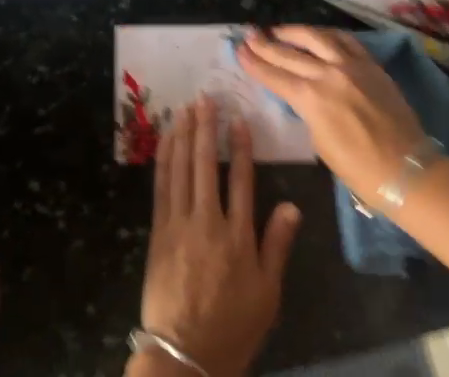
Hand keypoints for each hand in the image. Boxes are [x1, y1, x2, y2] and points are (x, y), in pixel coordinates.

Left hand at [138, 96, 299, 376]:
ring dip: (183, 136)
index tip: (239, 119)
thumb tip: (291, 204)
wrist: (184, 351)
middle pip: (205, 165)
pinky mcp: (157, 232)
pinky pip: (160, 187)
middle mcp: (207, 222)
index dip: (240, 147)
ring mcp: (178, 224)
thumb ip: (277, 245)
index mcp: (238, 236)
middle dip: (206, 129)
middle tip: (206, 98)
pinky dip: (163, 160)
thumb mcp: (267, 292)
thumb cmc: (233, 324)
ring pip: (180, 169)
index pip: (240, 180)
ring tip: (186, 108)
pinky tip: (165, 141)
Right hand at [237, 27, 426, 203]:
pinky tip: (318, 35)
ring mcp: (352, 66)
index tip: (239, 50)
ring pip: (317, 38)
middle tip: (250, 34)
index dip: (254, 63)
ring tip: (279, 30)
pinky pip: (345, 41)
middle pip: (290, 54)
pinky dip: (327, 35)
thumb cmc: (358, 168)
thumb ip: (307, 110)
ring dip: (294, 32)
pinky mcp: (371, 65)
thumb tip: (302, 95)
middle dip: (266, 44)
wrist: (405, 169)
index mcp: (311, 98)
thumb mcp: (319, 141)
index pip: (274, 75)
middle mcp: (328, 74)